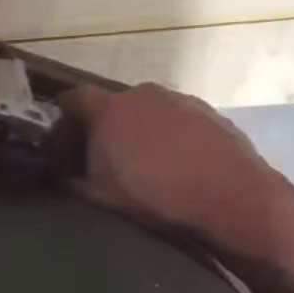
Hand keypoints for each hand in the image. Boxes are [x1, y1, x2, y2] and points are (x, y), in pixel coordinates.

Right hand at [61, 84, 293, 267]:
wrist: (231, 198)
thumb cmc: (154, 197)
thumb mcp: (99, 198)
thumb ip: (74, 180)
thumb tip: (64, 174)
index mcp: (109, 110)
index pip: (73, 97)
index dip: (64, 116)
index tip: (62, 137)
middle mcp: (143, 94)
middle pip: (112, 104)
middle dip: (104, 126)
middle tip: (103, 156)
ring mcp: (180, 100)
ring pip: (148, 111)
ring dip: (139, 130)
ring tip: (144, 163)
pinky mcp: (209, 113)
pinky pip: (177, 121)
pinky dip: (170, 136)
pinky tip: (177, 165)